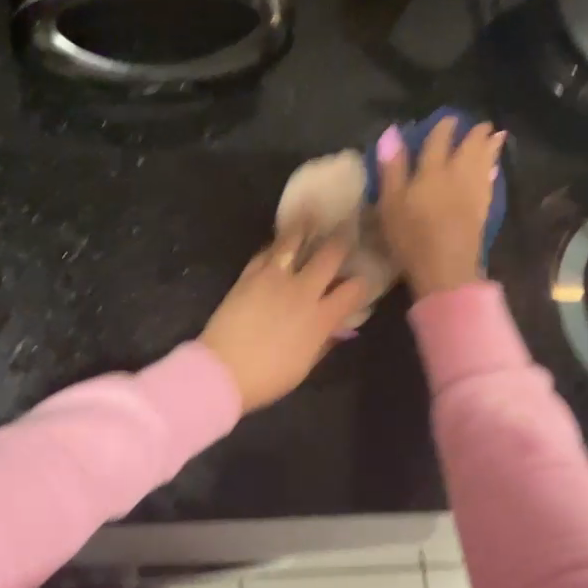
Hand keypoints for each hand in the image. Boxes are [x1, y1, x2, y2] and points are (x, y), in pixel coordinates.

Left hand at [199, 234, 370, 412]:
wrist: (223, 369)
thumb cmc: (268, 377)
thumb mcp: (305, 365)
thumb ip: (324, 342)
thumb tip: (337, 330)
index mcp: (321, 317)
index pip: (352, 291)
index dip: (362, 283)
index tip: (364, 277)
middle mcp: (301, 291)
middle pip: (328, 256)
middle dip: (340, 243)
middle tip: (345, 230)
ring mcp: (273, 279)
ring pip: (293, 243)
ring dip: (305, 226)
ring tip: (312, 211)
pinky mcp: (248, 276)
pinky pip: (265, 253)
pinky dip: (275, 245)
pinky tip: (280, 240)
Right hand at [376, 118, 503, 297]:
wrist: (445, 267)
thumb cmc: (411, 235)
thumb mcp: (390, 201)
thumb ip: (392, 168)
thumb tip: (391, 134)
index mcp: (432, 171)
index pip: (439, 142)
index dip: (443, 128)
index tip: (448, 118)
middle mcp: (457, 176)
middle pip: (469, 149)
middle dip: (475, 135)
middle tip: (482, 124)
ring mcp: (473, 194)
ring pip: (484, 164)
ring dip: (489, 149)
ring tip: (497, 137)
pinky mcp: (482, 211)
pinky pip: (489, 183)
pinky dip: (492, 171)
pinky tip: (493, 170)